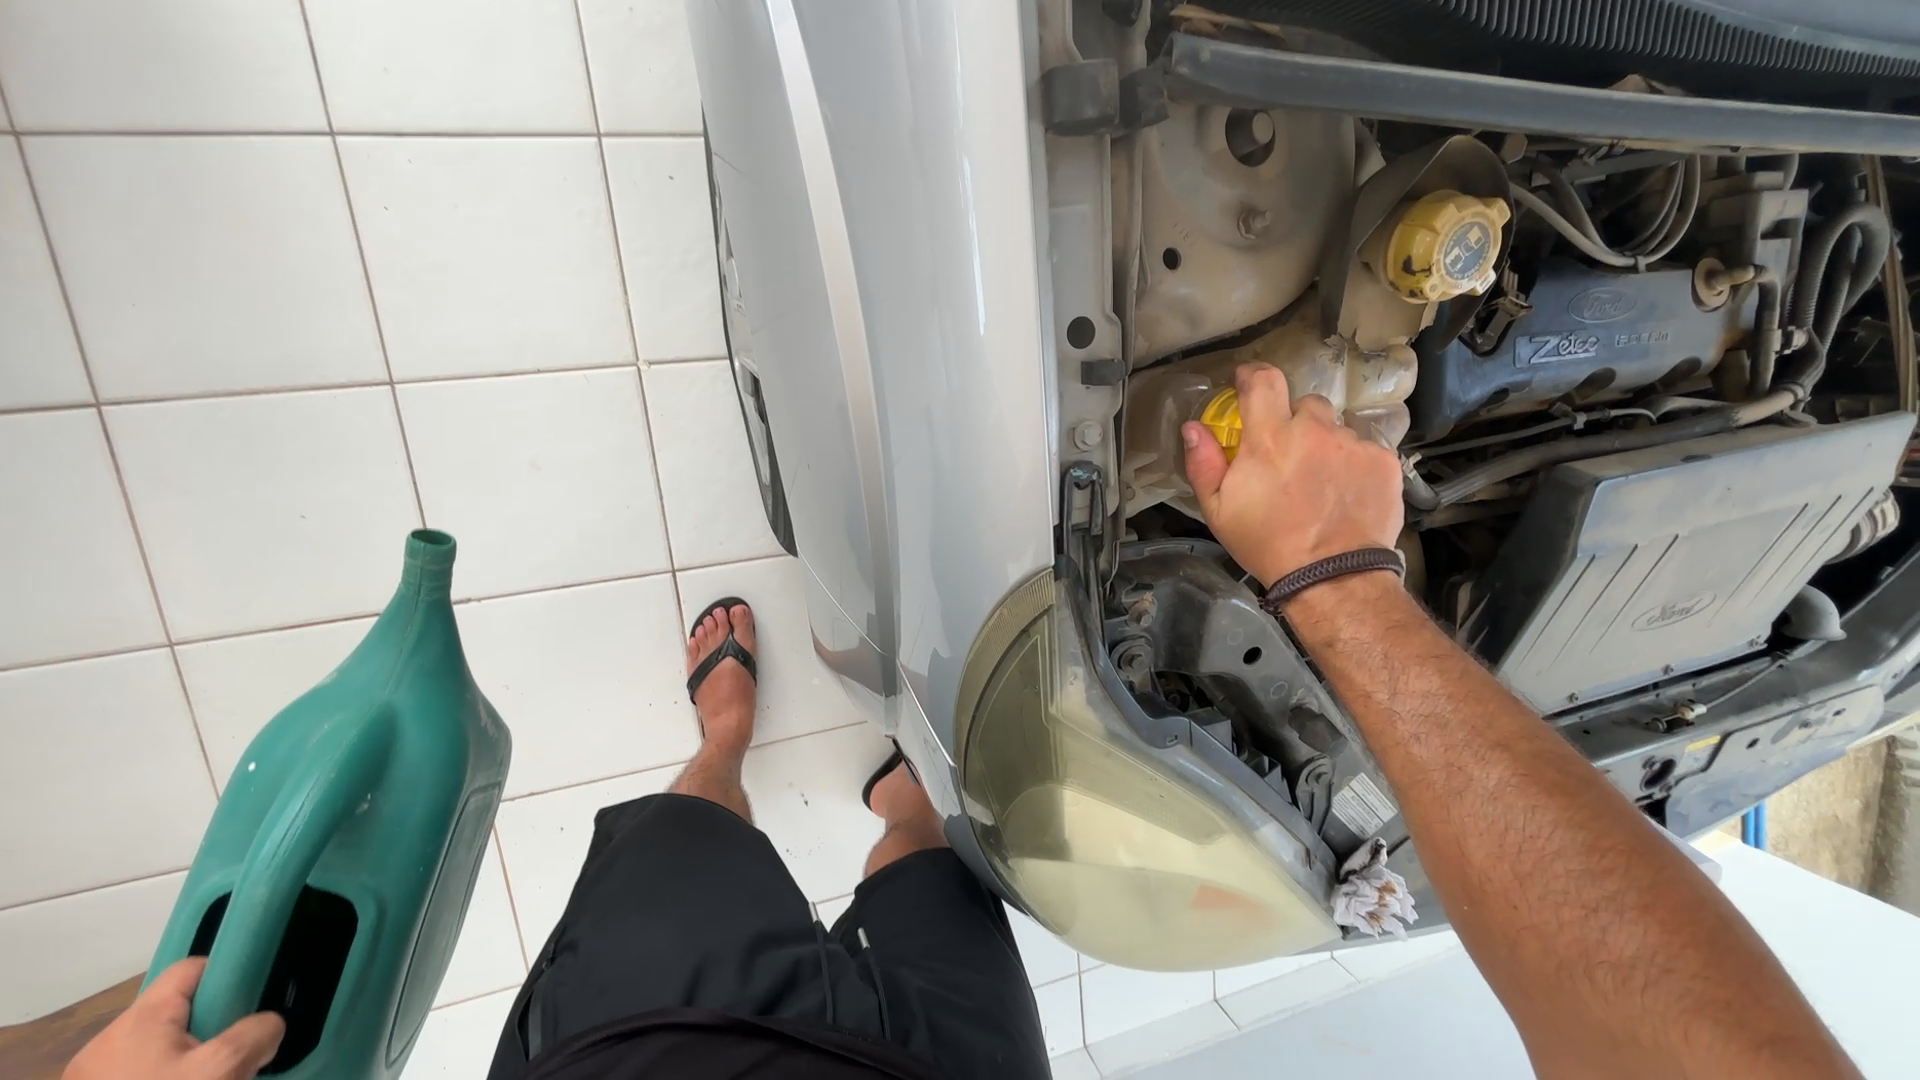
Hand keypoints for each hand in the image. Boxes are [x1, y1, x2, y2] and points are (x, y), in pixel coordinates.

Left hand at [65, 958, 284, 1079]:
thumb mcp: (224, 1068)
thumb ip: (259, 1031)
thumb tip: (266, 1027)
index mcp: (138, 1019)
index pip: (193, 967)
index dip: (231, 973)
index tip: (256, 998)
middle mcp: (108, 1041)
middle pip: (179, 1010)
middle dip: (216, 1024)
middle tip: (237, 1049)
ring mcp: (93, 1074)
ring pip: (162, 1044)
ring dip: (194, 1055)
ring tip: (215, 1077)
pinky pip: (143, 1071)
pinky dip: (171, 1075)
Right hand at [1182, 363, 1404, 587]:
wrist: (1331, 575)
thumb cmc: (1267, 544)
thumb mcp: (1218, 510)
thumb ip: (1203, 463)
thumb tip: (1193, 429)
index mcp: (1268, 439)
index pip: (1262, 382)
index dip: (1252, 375)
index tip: (1248, 381)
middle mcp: (1313, 431)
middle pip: (1305, 404)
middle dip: (1294, 421)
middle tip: (1289, 453)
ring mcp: (1352, 444)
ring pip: (1336, 427)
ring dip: (1325, 443)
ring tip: (1321, 479)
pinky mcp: (1382, 461)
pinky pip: (1365, 448)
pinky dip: (1353, 463)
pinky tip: (1344, 491)